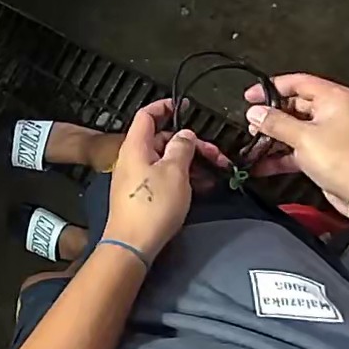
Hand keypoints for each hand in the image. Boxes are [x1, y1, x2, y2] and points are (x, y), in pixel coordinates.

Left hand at [103, 99, 202, 258]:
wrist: (133, 242)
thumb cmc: (151, 207)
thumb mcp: (175, 171)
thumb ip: (182, 148)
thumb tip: (185, 135)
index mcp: (135, 146)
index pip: (147, 116)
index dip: (164, 106)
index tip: (183, 105)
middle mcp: (132, 158)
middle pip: (162, 139)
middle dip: (190, 144)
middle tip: (215, 155)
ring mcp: (136, 176)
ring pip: (166, 159)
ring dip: (190, 163)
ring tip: (213, 174)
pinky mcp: (141, 193)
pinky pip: (163, 176)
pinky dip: (182, 177)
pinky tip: (200, 187)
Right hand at [241, 74, 348, 213]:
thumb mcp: (304, 137)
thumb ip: (275, 122)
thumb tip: (256, 112)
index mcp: (336, 99)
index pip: (298, 82)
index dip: (270, 87)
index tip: (250, 97)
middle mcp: (337, 112)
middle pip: (295, 106)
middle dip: (271, 116)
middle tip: (252, 125)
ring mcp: (334, 134)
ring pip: (297, 129)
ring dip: (274, 138)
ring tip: (255, 146)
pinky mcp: (331, 154)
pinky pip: (301, 148)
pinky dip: (284, 155)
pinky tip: (264, 165)